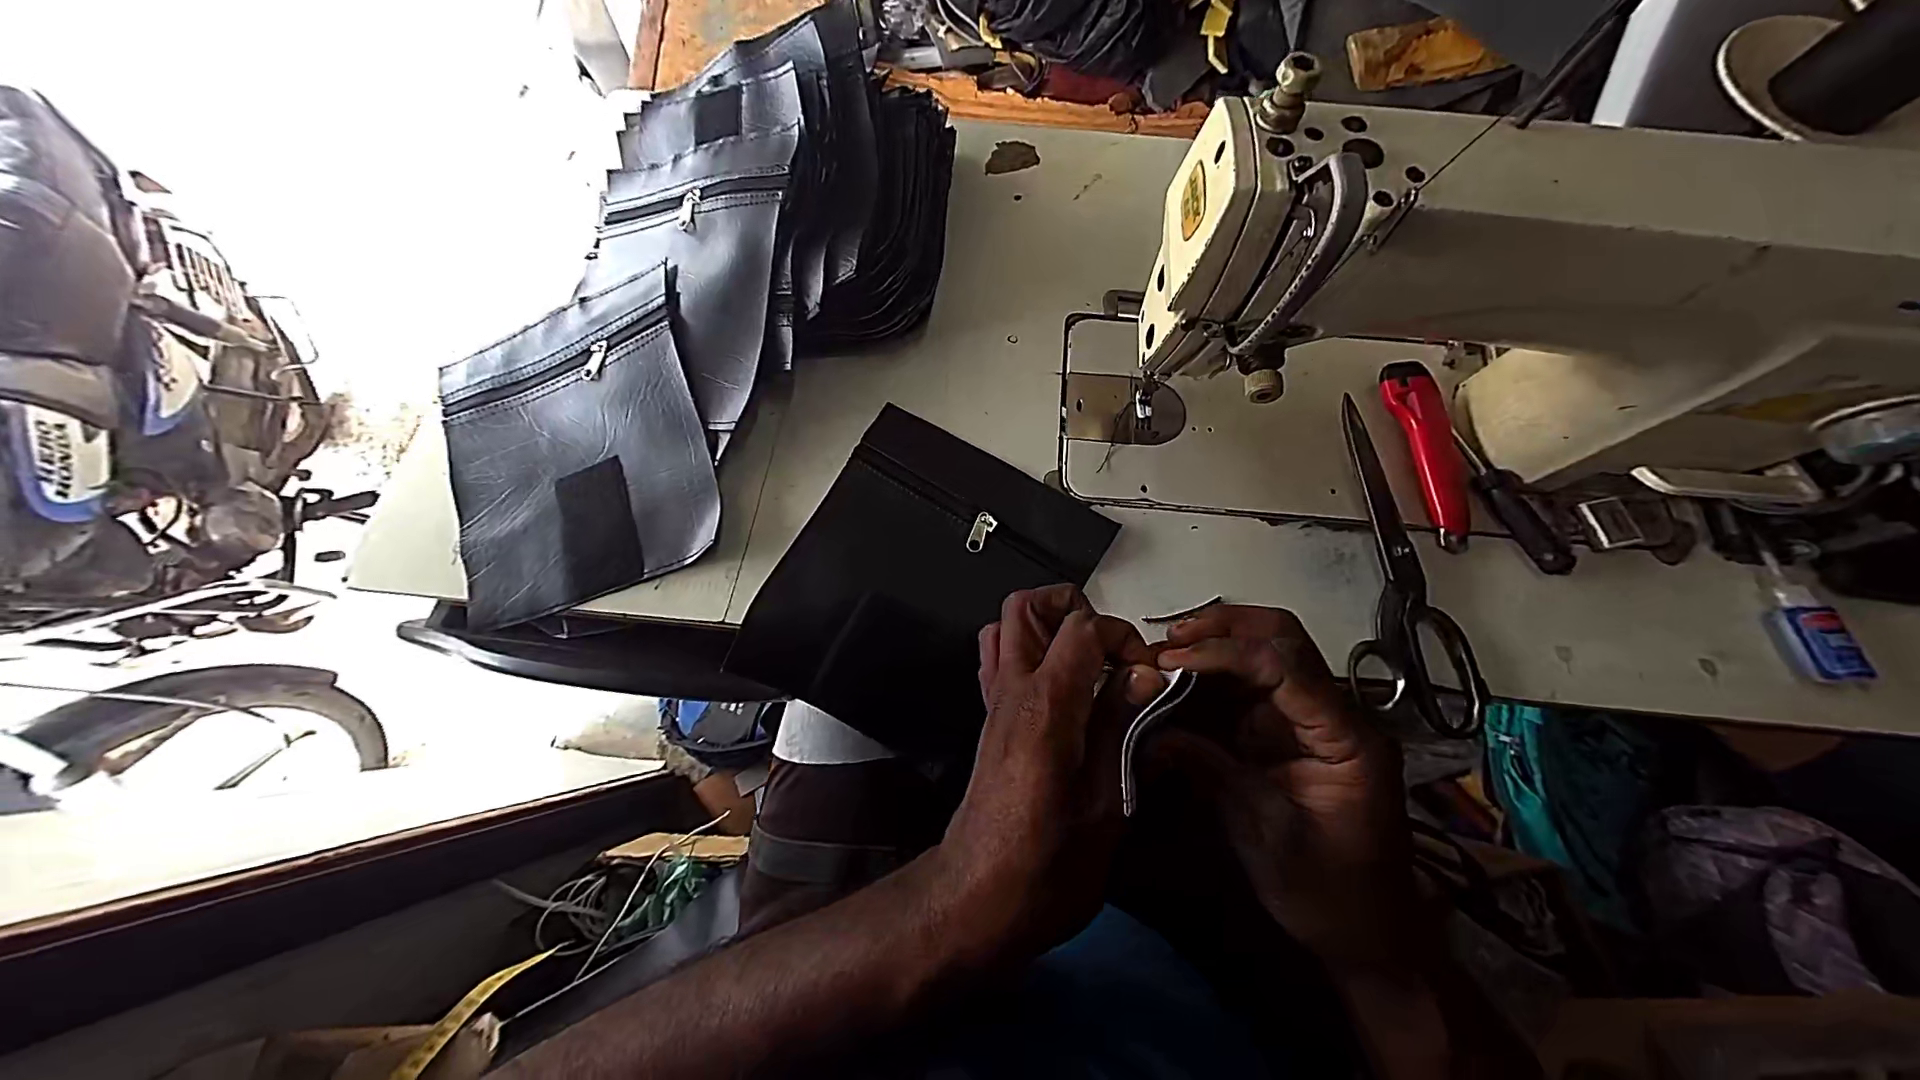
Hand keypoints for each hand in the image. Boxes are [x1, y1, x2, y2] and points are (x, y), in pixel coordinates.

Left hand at [936, 585, 1160, 959]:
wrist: (978, 898)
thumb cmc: (1049, 866)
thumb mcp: (1104, 803)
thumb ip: (1120, 727)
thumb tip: (1144, 675)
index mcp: (1047, 706)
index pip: (1082, 628)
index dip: (1123, 638)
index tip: (1150, 676)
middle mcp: (1012, 691)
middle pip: (1026, 606)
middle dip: (1075, 610)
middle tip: (1112, 654)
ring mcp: (993, 703)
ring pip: (1006, 627)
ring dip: (1048, 628)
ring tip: (1089, 666)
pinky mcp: (988, 721)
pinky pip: (998, 661)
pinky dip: (1029, 653)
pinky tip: (1061, 688)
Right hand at [1151, 605, 1422, 968]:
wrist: (1363, 934)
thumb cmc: (1328, 891)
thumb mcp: (1266, 834)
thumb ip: (1212, 772)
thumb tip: (1153, 733)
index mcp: (1344, 735)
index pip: (1286, 665)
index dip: (1225, 652)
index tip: (1171, 661)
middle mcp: (1328, 712)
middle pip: (1282, 638)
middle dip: (1223, 628)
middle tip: (1168, 641)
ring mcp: (1304, 719)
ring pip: (1261, 653)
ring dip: (1210, 647)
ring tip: (1160, 657)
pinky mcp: (1280, 731)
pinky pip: (1242, 687)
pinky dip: (1206, 678)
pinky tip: (1173, 682)